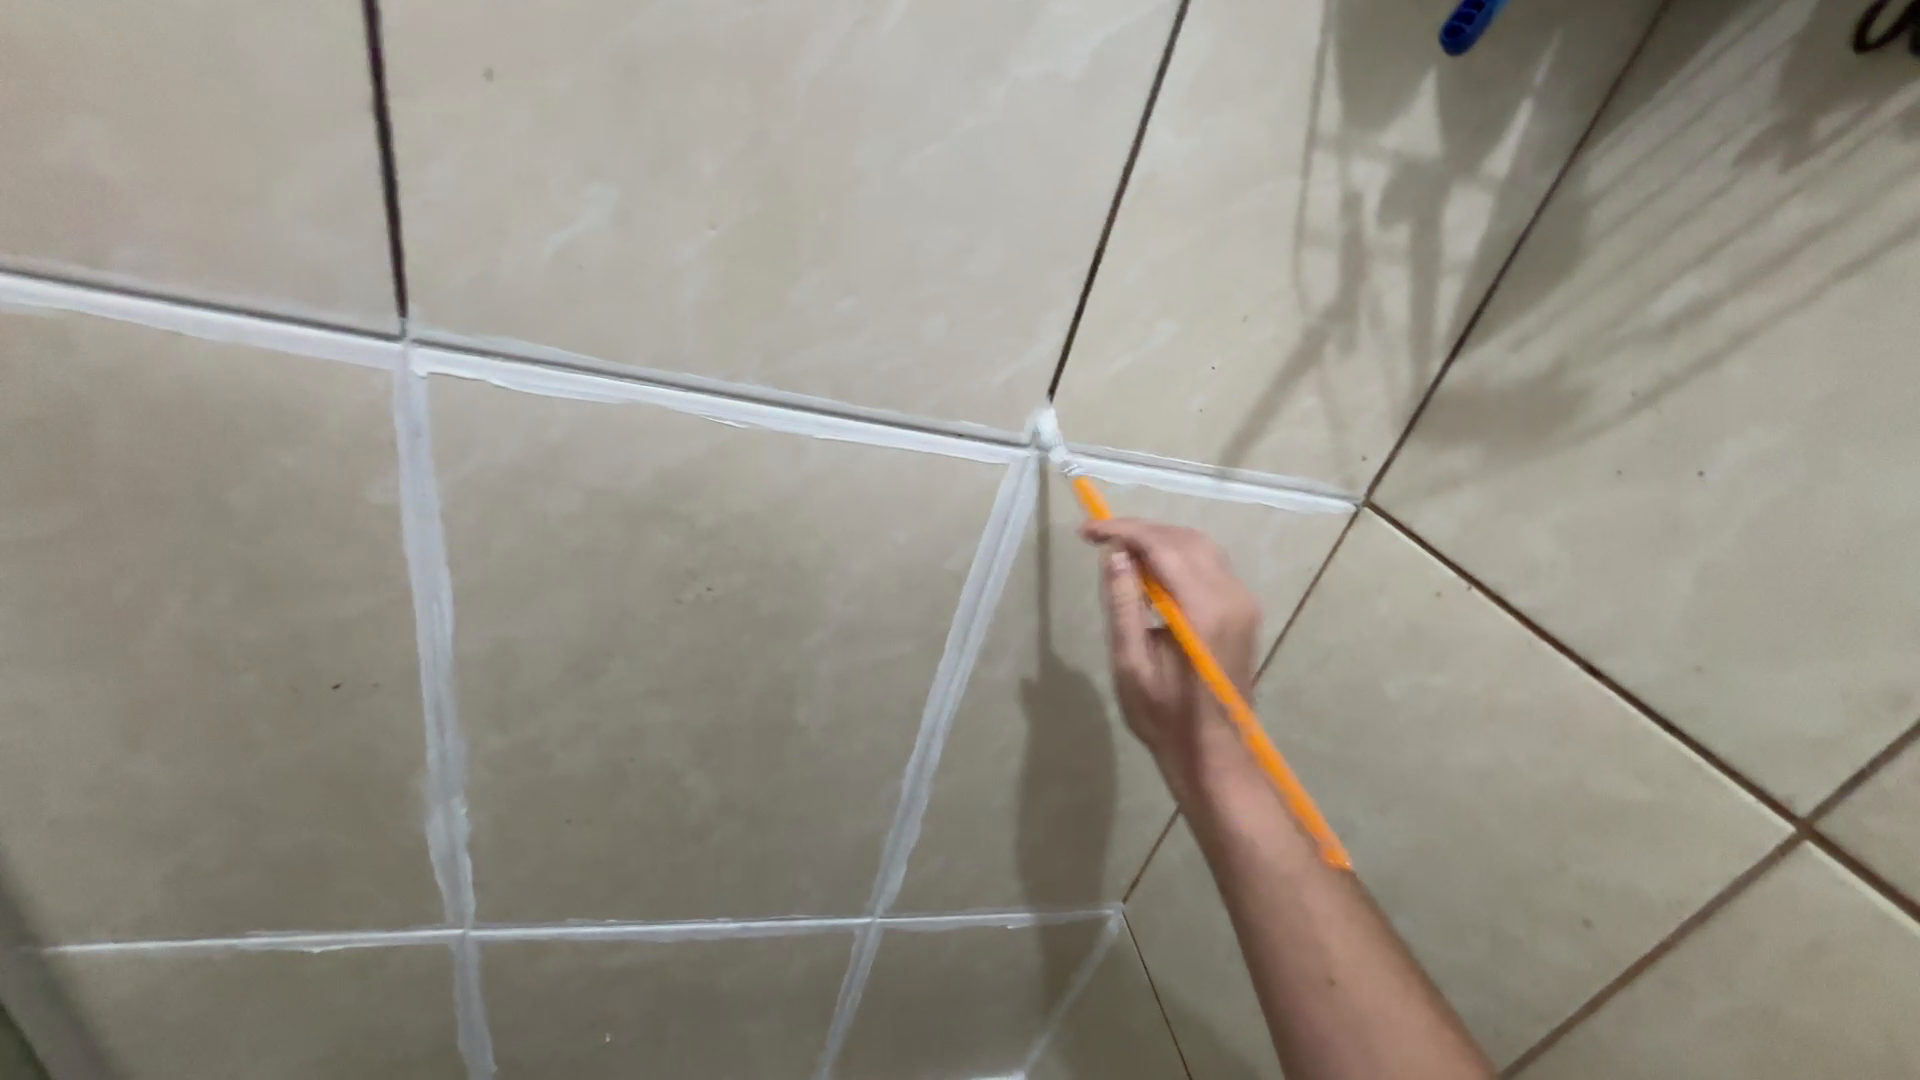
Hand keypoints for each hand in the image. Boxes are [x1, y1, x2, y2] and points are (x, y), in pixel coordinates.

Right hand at [1080, 518, 1263, 805]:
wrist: (1213, 752)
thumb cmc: (1164, 716)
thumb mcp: (1131, 663)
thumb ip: (1123, 605)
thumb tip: (1115, 555)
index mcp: (1204, 610)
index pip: (1163, 546)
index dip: (1123, 530)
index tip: (1086, 531)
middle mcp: (1232, 597)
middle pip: (1184, 539)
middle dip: (1140, 530)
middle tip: (1098, 537)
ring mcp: (1243, 603)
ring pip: (1200, 547)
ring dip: (1159, 540)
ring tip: (1120, 549)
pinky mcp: (1243, 611)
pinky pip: (1210, 566)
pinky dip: (1177, 556)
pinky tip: (1150, 570)